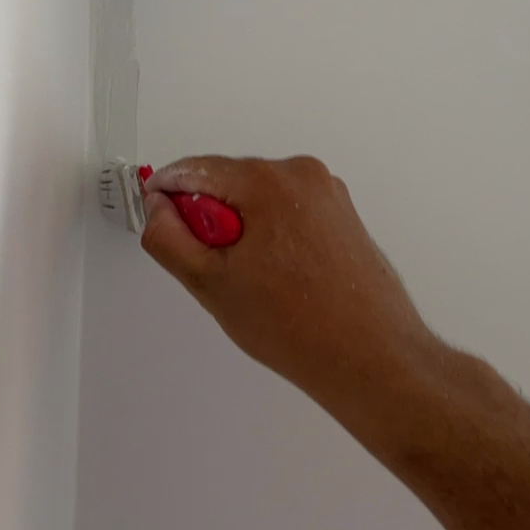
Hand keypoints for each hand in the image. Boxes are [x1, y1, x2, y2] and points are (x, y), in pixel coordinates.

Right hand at [141, 155, 435, 400]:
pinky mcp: (339, 214)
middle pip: (224, 181)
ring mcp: (326, 193)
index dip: (167, 197)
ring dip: (239, 229)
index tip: (164, 225)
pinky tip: (276, 277)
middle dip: (209, 218)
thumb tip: (158, 209)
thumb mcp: (206, 281)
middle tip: (218, 266)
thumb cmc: (301, 327)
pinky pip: (282, 210)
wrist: (372, 359)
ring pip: (253, 198)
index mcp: (266, 182)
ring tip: (254, 278)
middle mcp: (301, 175)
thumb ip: (166, 236)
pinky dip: (267, 235)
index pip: (192, 169)